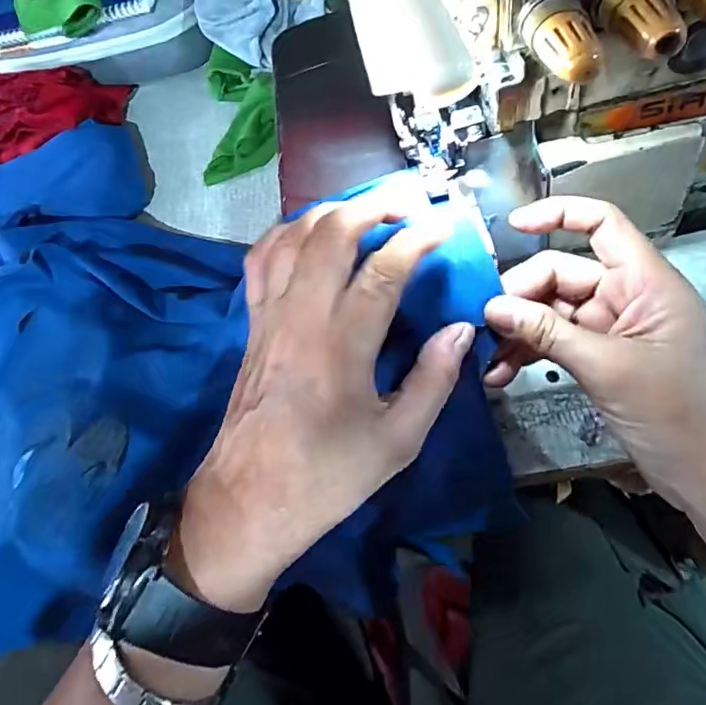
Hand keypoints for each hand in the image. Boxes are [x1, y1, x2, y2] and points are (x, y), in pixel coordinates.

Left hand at [173, 182, 473, 613]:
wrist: (246, 502)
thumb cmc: (326, 476)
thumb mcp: (396, 443)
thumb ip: (433, 381)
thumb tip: (459, 329)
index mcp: (340, 349)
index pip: (381, 272)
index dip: (415, 240)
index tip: (442, 226)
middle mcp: (300, 318)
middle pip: (331, 235)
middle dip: (373, 206)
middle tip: (408, 202)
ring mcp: (269, 314)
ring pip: (293, 236)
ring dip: (332, 210)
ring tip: (368, 208)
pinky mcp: (251, 321)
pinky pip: (262, 258)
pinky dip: (288, 231)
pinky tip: (312, 230)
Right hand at [481, 197, 705, 515]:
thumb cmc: (681, 415)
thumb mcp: (609, 368)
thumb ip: (549, 332)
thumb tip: (493, 306)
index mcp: (645, 281)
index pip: (601, 224)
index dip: (558, 214)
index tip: (513, 225)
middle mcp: (629, 297)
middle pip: (564, 272)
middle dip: (522, 294)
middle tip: (485, 323)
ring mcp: (616, 331)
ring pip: (556, 312)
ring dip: (521, 330)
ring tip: (486, 354)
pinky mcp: (607, 362)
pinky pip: (561, 344)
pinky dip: (533, 353)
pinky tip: (502, 373)